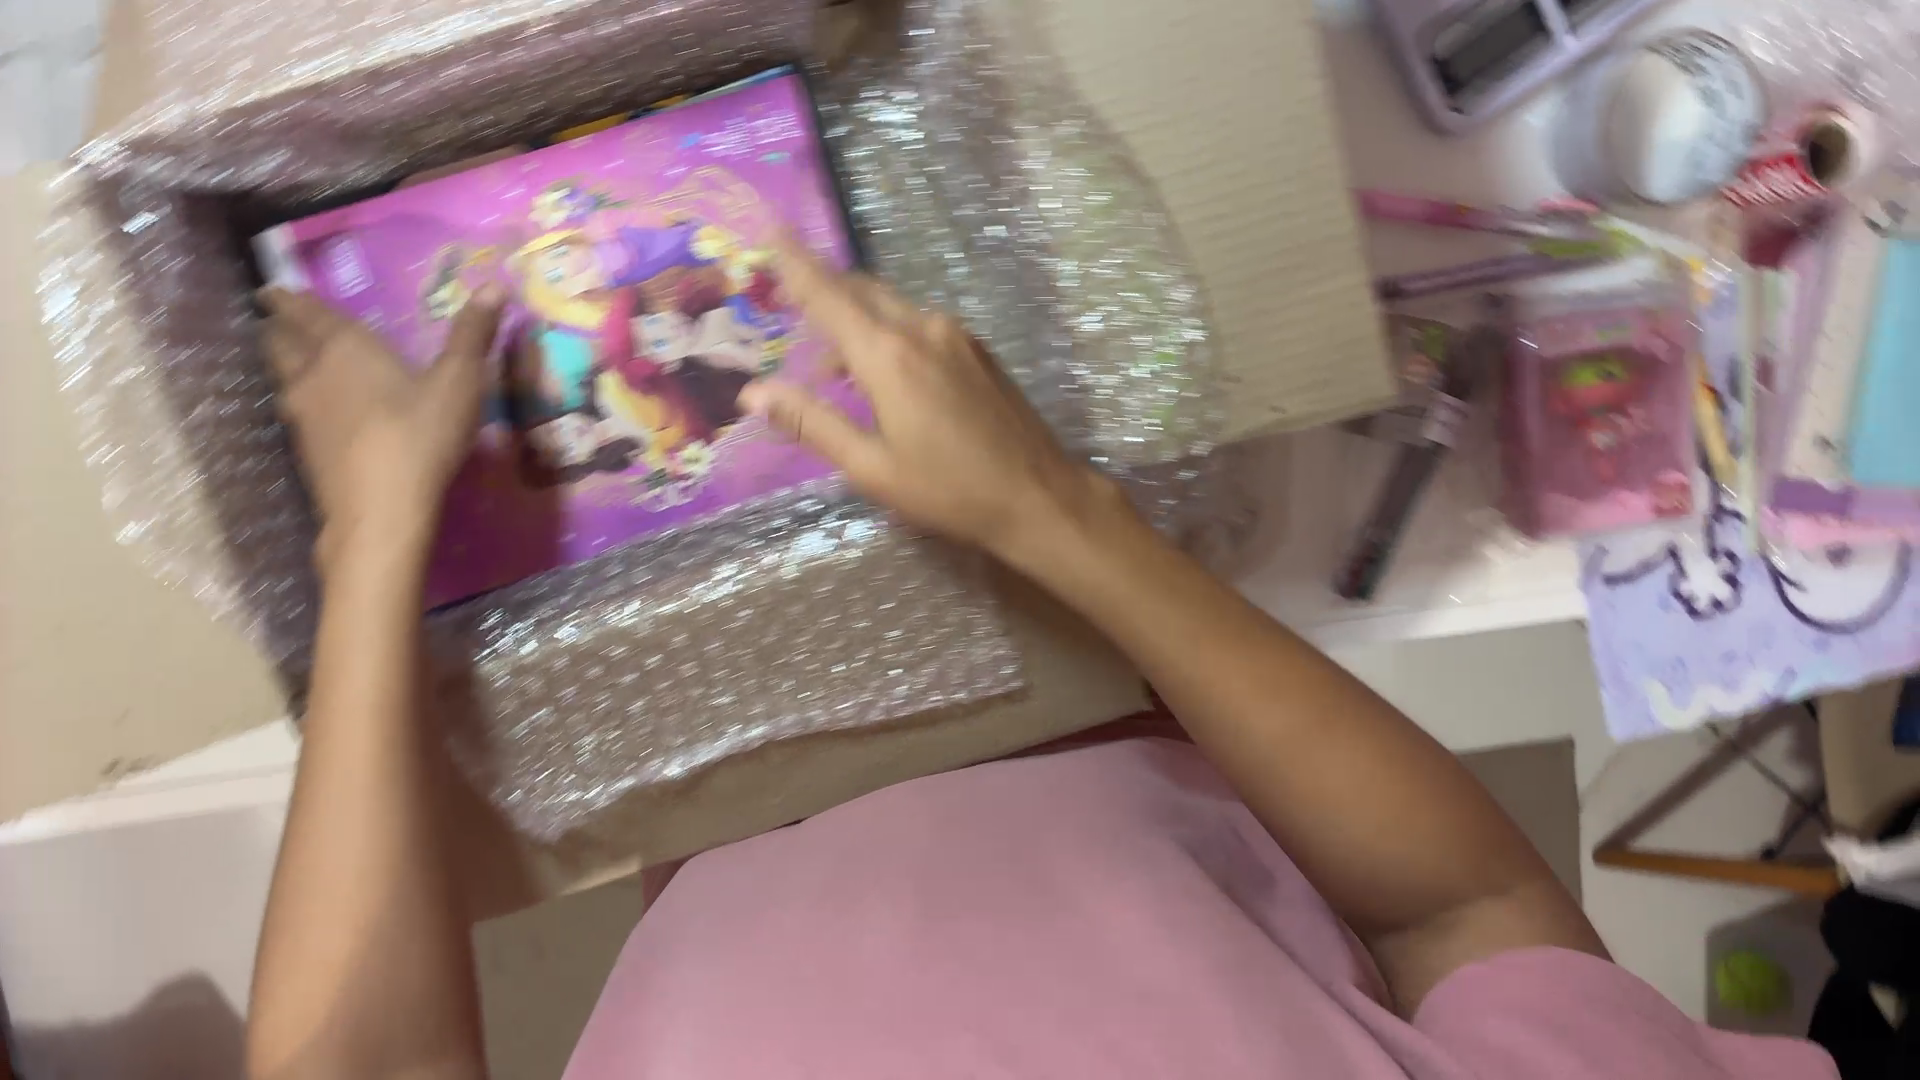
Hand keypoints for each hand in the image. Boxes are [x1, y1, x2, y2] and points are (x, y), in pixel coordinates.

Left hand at [261, 286, 505, 567]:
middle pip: (280, 341)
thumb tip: (494, 286)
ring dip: (285, 364)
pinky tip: (321, 414)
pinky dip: (302, 402)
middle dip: (280, 327)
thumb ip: (473, 336)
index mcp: (346, 348)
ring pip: (282, 377)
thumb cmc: (422, 434)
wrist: (381, 504)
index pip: (307, 312)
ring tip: (297, 362)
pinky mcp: (306, 449)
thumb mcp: (460, 382)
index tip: (276, 288)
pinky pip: (296, 412)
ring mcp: (302, 414)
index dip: (291, 298)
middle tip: (282, 321)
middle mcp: (313, 373)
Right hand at [737, 237, 1125, 560]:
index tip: (771, 228)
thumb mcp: (871, 467)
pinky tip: (888, 379)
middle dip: (824, 295)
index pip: (827, 295)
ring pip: (892, 309)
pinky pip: (920, 326)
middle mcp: (922, 328)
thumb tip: (753, 393)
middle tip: (793, 314)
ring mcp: (957, 335)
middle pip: (861, 292)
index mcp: (888, 354)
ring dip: (858, 325)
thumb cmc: (948, 490)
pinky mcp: (979, 350)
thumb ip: (812, 423)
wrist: (1038, 494)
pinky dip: (891, 337)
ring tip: (836, 374)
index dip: (794, 263)